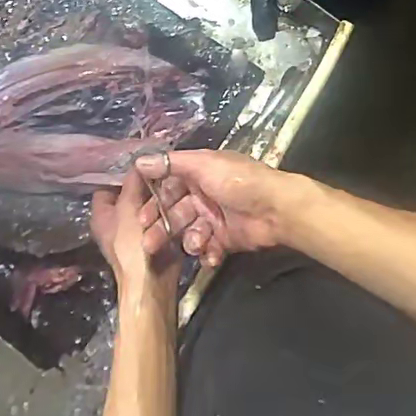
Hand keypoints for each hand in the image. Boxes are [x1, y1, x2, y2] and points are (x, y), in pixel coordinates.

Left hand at [93, 169, 180, 311]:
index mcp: (101, 213)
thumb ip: (132, 181)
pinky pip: (162, 218)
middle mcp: (116, 220)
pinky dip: (169, 211)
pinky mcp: (155, 239)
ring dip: (161, 199)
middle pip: (132, 193)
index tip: (142, 160)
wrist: (149, 285)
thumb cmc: (130, 245)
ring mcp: (135, 231)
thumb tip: (138, 161)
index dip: (123, 172)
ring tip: (175, 185)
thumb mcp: (128, 207)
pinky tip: (182, 200)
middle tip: (163, 170)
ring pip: (150, 205)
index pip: (108, 183)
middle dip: (147, 184)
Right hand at [133, 150, 302, 267]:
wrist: (276, 208)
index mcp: (197, 174)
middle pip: (175, 212)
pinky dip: (207, 253)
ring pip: (189, 232)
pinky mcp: (225, 239)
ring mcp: (214, 218)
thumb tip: (139, 160)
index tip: (139, 216)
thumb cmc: (237, 181)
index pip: (168, 187)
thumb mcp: (203, 165)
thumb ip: (171, 164)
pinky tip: (209, 254)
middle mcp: (202, 195)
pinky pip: (208, 248)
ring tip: (195, 244)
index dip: (154, 201)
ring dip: (188, 240)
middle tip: (148, 243)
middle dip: (162, 227)